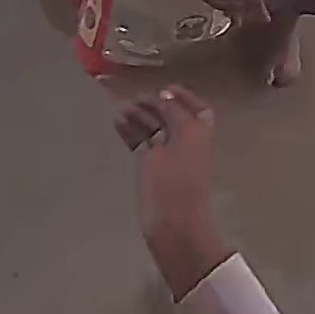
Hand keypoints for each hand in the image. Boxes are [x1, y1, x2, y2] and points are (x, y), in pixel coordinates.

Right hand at [114, 87, 229, 300]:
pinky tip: (118, 123)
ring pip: (153, 129)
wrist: (172, 225)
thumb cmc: (176, 181)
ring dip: (138, 117)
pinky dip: (131, 132)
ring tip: (120, 108)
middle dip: (152, 105)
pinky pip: (141, 143)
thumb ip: (171, 115)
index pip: (195, 108)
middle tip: (132, 98)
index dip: (183, 96)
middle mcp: (184, 141)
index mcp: (196, 133)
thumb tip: (164, 97)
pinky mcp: (152, 168)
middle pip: (170, 116)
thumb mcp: (176, 140)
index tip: (164, 88)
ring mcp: (167, 156)